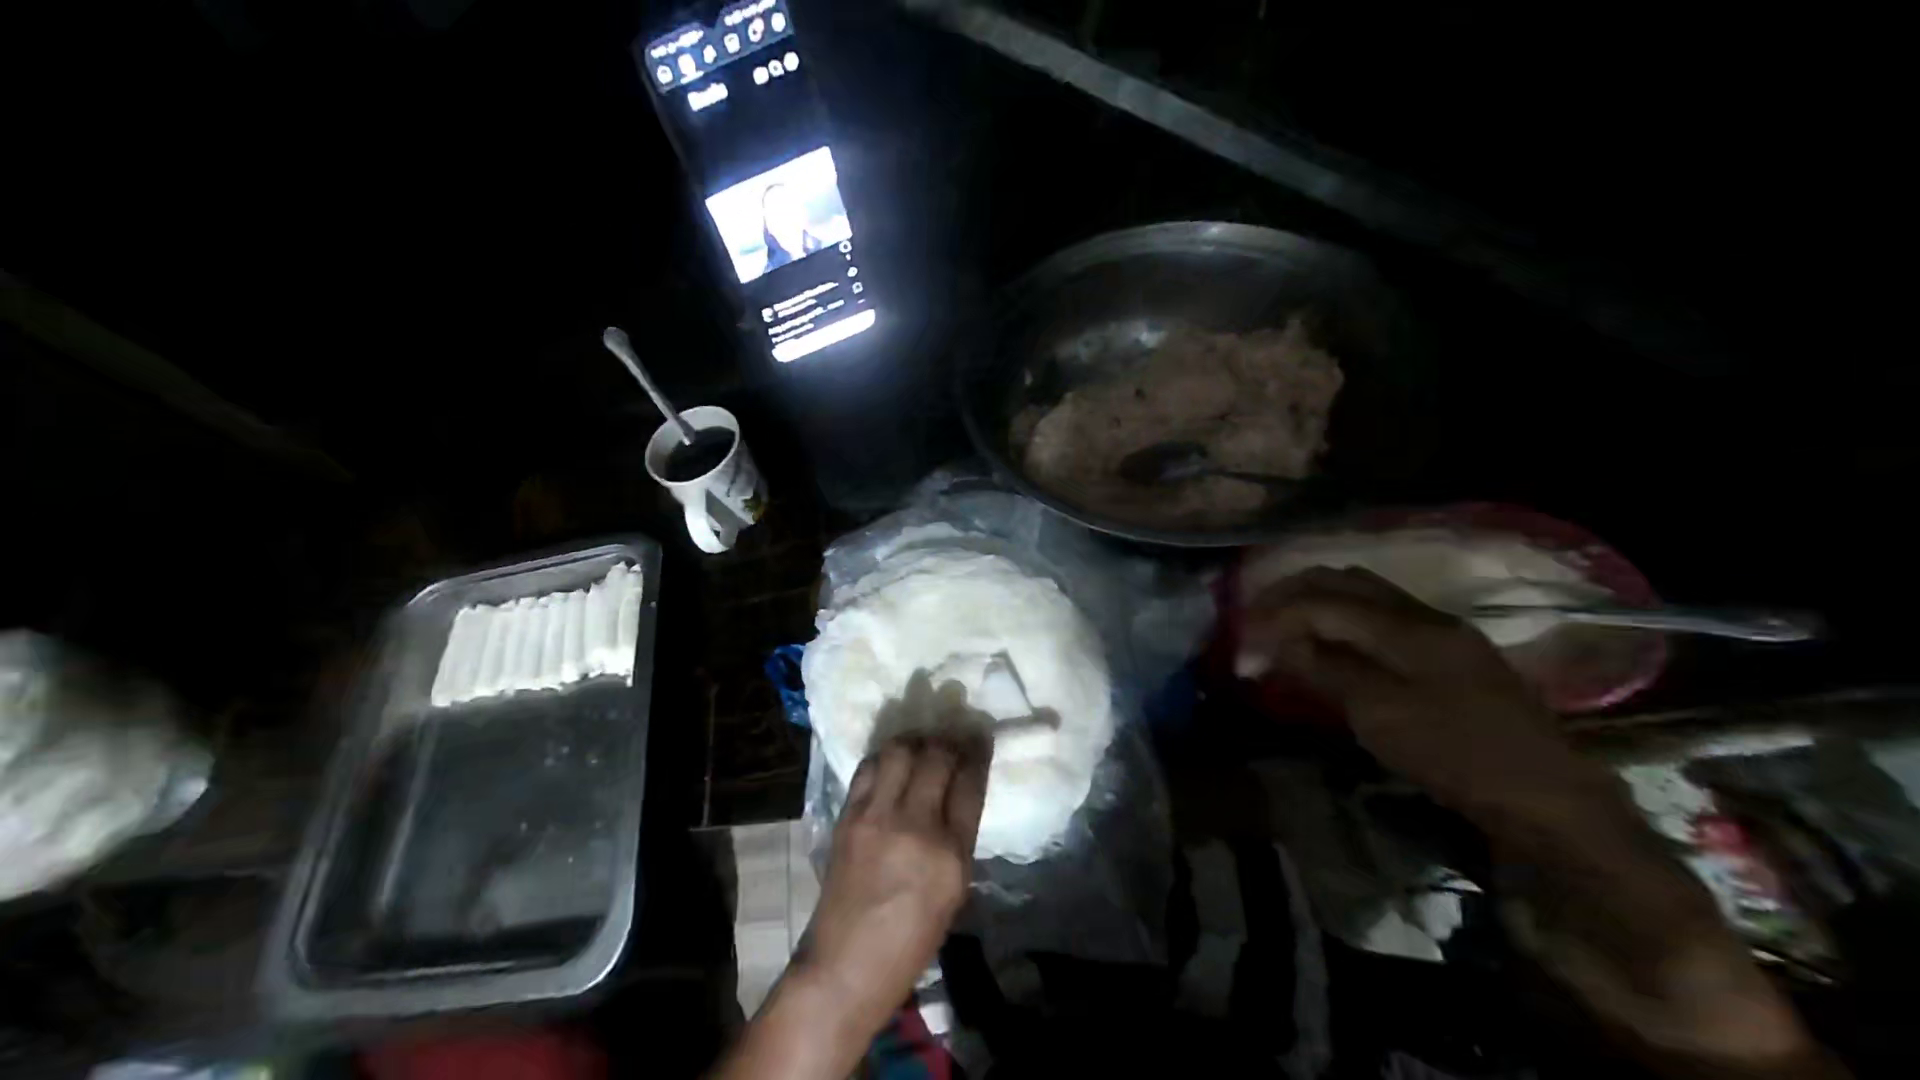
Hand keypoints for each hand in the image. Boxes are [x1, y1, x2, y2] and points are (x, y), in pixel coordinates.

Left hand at [799, 733, 989, 1027]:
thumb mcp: (954, 891)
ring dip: (916, 740)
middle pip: (936, 757)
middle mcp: (914, 825)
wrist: (845, 964)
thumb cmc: (911, 939)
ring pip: (899, 751)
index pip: (969, 783)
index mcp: (950, 854)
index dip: (978, 752)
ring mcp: (876, 816)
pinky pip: (868, 768)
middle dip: (949, 739)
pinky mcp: (847, 816)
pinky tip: (892, 760)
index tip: (981, 737)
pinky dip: (885, 756)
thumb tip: (959, 790)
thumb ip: (959, 836)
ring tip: (923, 742)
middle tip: (953, 736)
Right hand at [1236, 566, 1590, 815]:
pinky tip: (1329, 641)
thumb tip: (1280, 641)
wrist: (1546, 797)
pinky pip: (1381, 616)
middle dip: (1292, 594)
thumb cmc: (1456, 755)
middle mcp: (1423, 615)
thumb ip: (1326, 669)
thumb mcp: (1379, 716)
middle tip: (1255, 620)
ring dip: (1318, 602)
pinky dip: (1344, 619)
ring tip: (1284, 627)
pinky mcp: (1448, 653)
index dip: (1275, 616)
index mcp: (1406, 627)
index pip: (1323, 601)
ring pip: (1364, 593)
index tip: (1242, 642)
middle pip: (1344, 581)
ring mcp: (1440, 631)